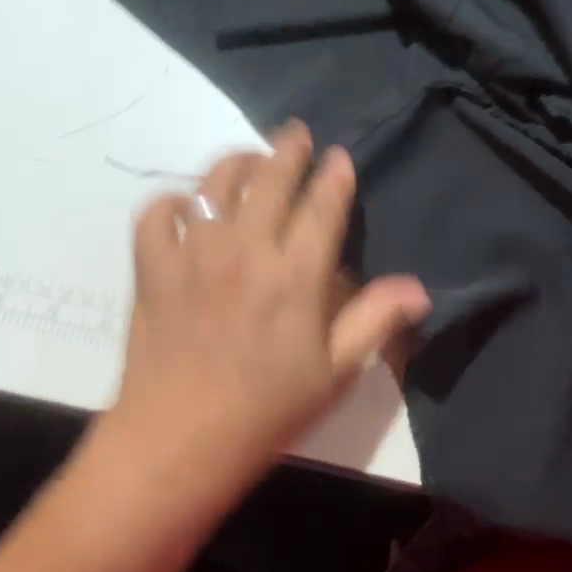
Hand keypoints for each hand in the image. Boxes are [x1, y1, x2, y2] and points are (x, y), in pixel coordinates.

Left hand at [105, 121, 428, 485]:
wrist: (181, 438)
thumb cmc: (269, 409)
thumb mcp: (335, 372)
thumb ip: (374, 320)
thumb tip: (419, 288)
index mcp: (296, 275)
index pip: (322, 207)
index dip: (335, 177)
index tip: (341, 157)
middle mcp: (245, 249)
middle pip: (270, 179)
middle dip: (288, 151)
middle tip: (297, 134)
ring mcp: (193, 253)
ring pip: (215, 183)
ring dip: (238, 163)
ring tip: (251, 160)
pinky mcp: (152, 267)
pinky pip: (158, 213)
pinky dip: (174, 201)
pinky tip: (186, 205)